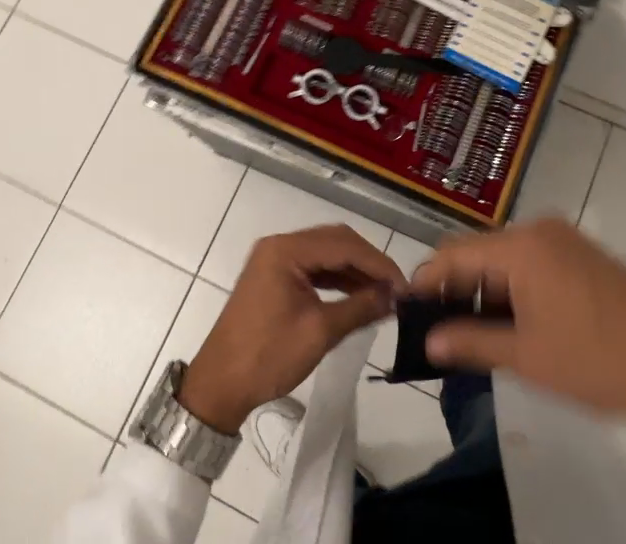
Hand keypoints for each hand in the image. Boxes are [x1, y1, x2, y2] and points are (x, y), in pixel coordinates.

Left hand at [179, 225, 406, 434]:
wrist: (220, 384)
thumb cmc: (268, 356)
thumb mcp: (320, 332)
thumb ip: (361, 307)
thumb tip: (395, 297)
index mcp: (286, 250)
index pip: (344, 245)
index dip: (378, 263)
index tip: (405, 287)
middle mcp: (279, 246)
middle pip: (335, 242)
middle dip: (369, 263)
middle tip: (397, 290)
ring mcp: (274, 260)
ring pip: (326, 254)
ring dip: (355, 271)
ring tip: (383, 296)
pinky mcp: (274, 277)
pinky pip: (314, 268)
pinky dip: (337, 280)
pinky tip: (359, 297)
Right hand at [411, 219, 625, 478]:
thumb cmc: (599, 362)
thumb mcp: (527, 358)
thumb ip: (471, 342)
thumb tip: (430, 341)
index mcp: (521, 247)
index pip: (452, 254)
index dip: (425, 284)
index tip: (406, 315)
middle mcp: (540, 231)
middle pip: (478, 254)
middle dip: (455, 290)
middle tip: (439, 335)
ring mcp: (566, 241)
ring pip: (505, 261)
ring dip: (485, 293)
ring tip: (472, 337)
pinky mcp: (585, 257)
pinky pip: (532, 265)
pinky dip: (513, 291)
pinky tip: (511, 326)